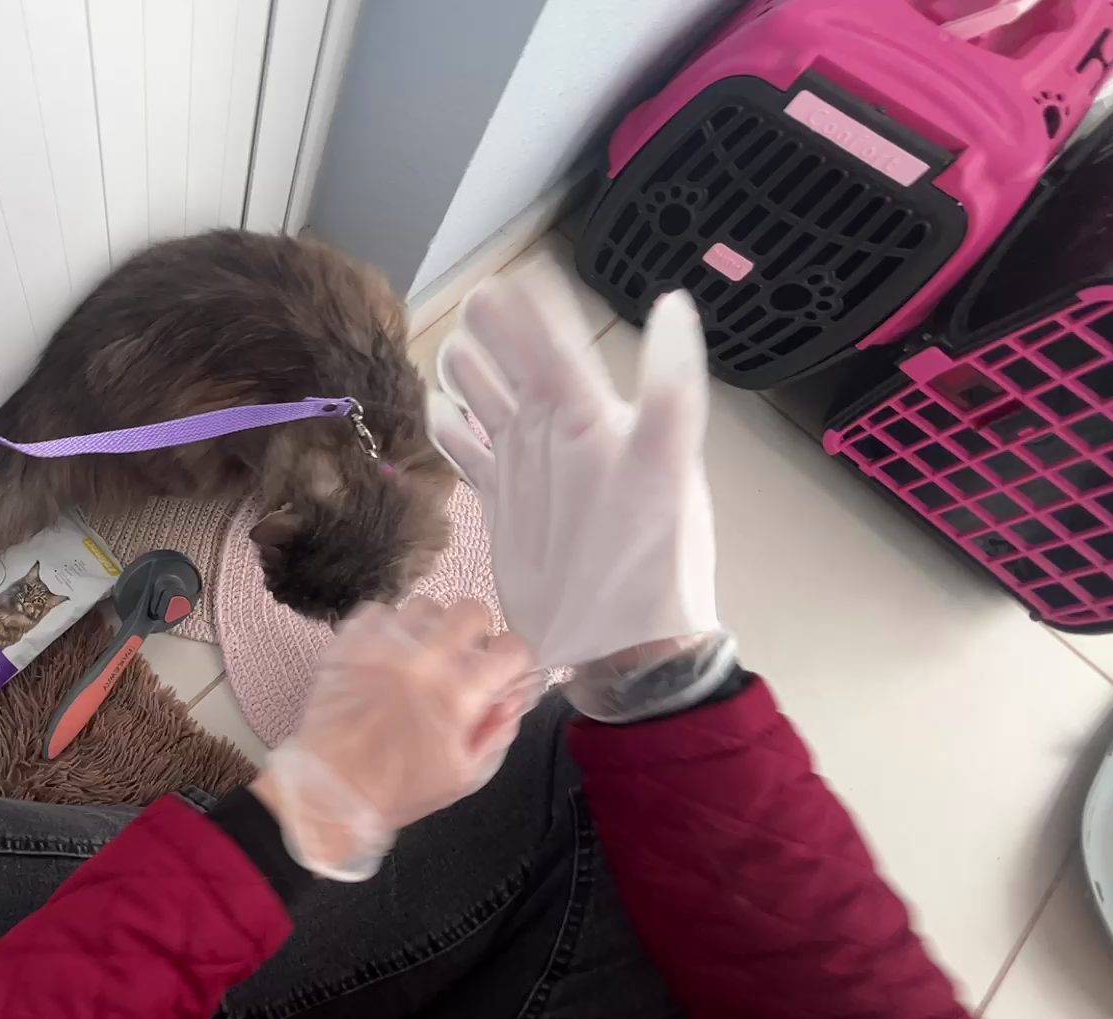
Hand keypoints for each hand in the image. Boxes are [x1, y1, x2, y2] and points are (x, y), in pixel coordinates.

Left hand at [252, 598, 535, 880]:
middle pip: (472, 611)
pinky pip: (380, 611)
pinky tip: (386, 654)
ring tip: (419, 658)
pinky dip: (388, 628)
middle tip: (461, 661)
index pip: (513, 648)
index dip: (512, 664)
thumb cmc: (399, 787)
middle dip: (475, 636)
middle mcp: (425, 655)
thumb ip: (499, 727)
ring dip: (430, 629)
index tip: (500, 675)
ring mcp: (385, 641)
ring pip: (426, 606)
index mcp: (461, 690)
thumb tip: (512, 694)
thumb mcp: (467, 773)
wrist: (330, 787)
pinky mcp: (351, 638)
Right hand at [429, 261, 731, 719]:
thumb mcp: (664, 477)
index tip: (505, 281)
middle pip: (518, 373)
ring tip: (451, 358)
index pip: (556, 353)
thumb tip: (674, 306)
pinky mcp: (505, 505)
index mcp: (593, 424)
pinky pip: (473, 460)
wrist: (616, 643)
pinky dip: (453, 440)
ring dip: (470, 382)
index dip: (530, 317)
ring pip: (491, 410)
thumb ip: (668, 395)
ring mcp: (529, 472)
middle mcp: (559, 439)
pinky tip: (439, 422)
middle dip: (494, 339)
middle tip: (470, 309)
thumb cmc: (644, 564)